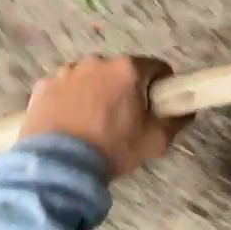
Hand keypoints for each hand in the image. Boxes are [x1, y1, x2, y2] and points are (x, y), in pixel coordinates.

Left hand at [19, 55, 187, 177]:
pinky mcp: (43, 87)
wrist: (56, 168)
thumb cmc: (112, 148)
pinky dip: (70, 100)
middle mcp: (98, 62)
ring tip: (93, 123)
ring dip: (97, 92)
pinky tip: (70, 123)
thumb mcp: (156, 140)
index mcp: (129, 69)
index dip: (162, 87)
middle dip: (126, 89)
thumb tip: (187, 111)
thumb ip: (177, 121)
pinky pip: (65, 88)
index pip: (157, 68)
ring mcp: (67, 72)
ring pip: (92, 78)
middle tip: (125, 119)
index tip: (157, 107)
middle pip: (122, 72)